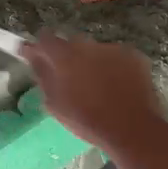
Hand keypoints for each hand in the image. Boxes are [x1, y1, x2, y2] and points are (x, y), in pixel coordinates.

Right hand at [20, 33, 166, 151]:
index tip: (35, 57)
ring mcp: (112, 49)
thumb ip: (42, 74)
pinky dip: (112, 67)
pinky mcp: (134, 56)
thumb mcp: (55, 103)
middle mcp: (87, 45)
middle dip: (67, 57)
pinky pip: (115, 57)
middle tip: (70, 78)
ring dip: (91, 62)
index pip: (45, 39)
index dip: (39, 47)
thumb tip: (33, 56)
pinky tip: (116, 86)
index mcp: (64, 55)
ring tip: (96, 85)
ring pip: (94, 51)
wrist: (133, 129)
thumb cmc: (87, 119)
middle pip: (71, 44)